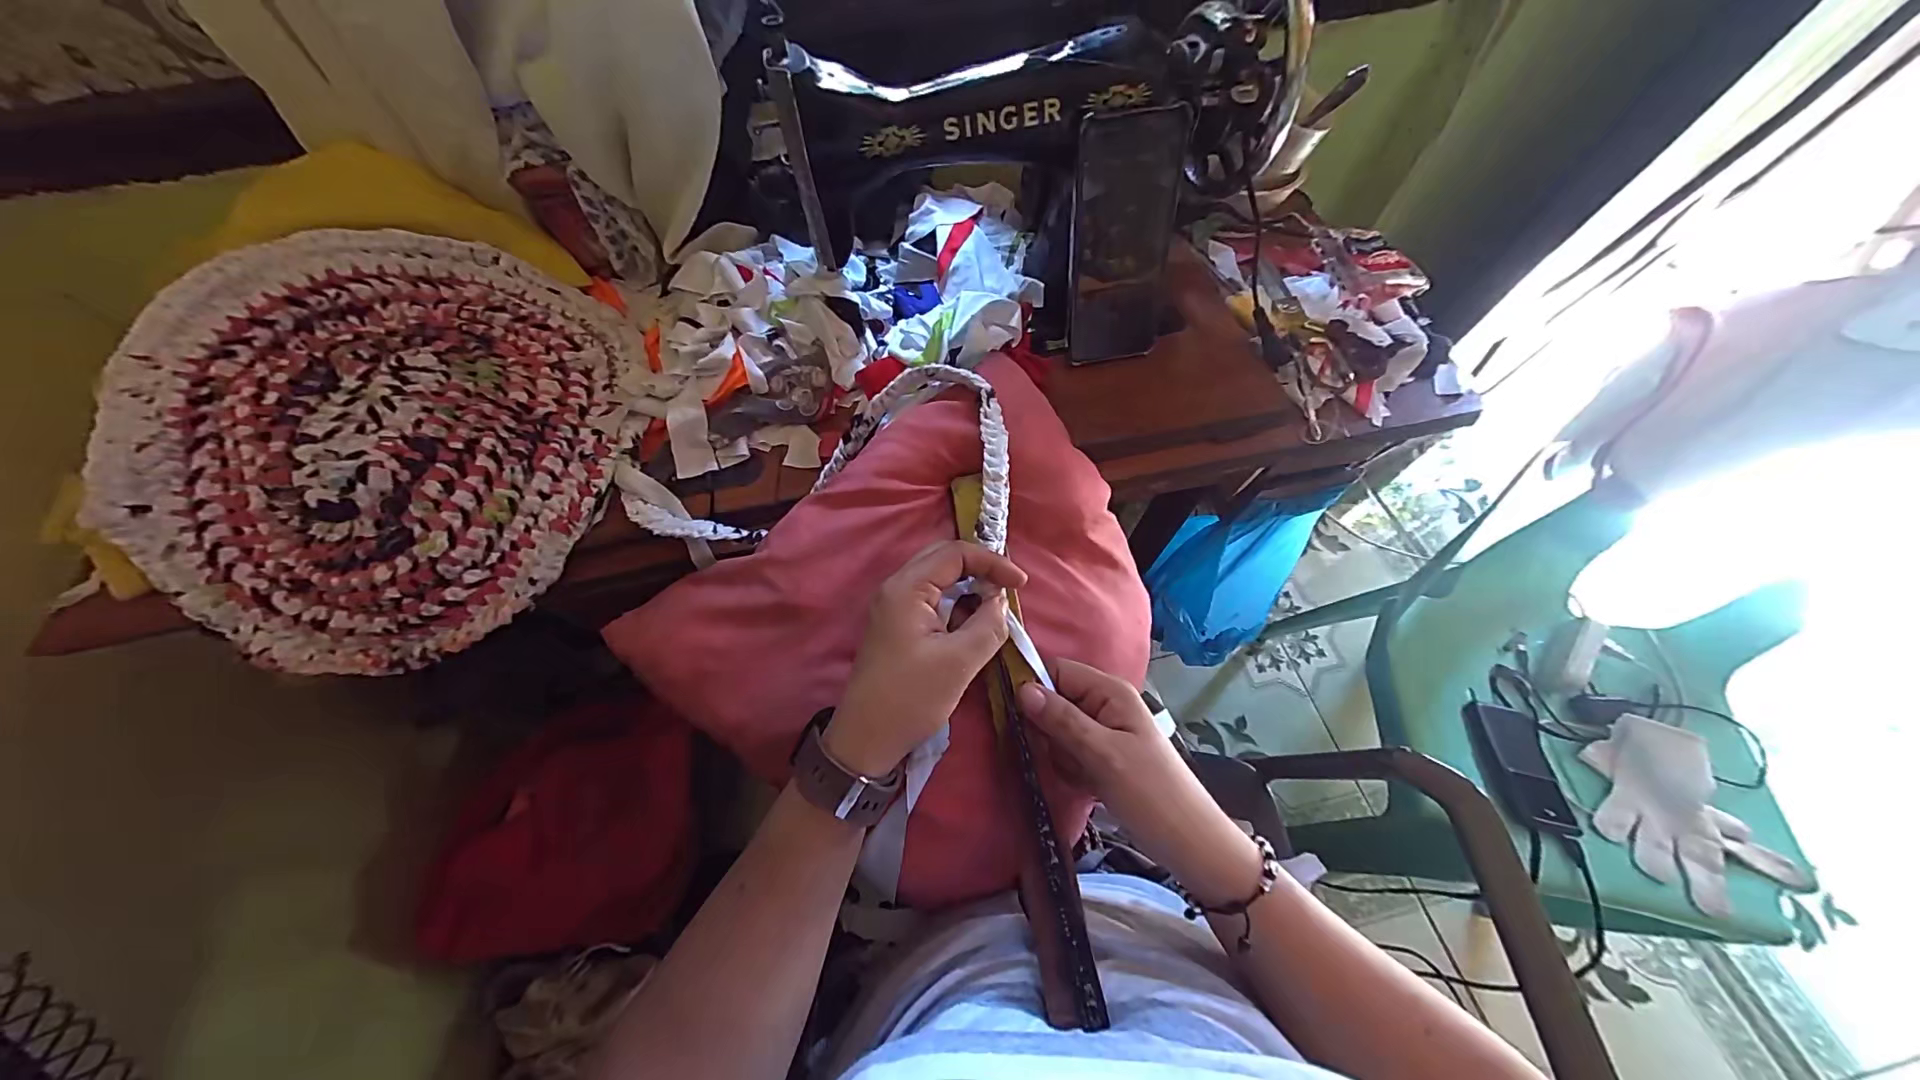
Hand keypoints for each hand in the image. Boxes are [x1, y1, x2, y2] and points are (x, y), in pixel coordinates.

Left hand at [825, 540, 1027, 777]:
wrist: (866, 738)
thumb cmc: (911, 698)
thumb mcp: (959, 662)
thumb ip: (988, 624)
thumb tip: (1001, 601)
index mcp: (906, 589)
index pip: (955, 553)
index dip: (992, 562)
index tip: (1021, 584)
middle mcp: (897, 589)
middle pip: (944, 560)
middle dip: (981, 571)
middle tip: (1008, 591)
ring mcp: (894, 607)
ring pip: (939, 581)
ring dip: (969, 590)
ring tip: (994, 612)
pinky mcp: (898, 626)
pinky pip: (932, 602)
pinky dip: (957, 607)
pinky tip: (973, 627)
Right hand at [1017, 659, 1261, 907]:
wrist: (1189, 844)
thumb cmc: (1151, 794)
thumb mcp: (1102, 754)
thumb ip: (1061, 720)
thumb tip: (1020, 689)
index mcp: (1109, 691)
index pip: (1056, 669)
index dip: (1032, 686)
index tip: (1012, 712)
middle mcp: (1104, 703)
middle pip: (1053, 701)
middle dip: (1046, 729)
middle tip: (1060, 756)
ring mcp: (1103, 731)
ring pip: (1056, 730)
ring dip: (1058, 754)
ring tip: (1079, 776)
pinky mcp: (1100, 756)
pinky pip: (1067, 752)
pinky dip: (1068, 769)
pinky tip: (1084, 786)